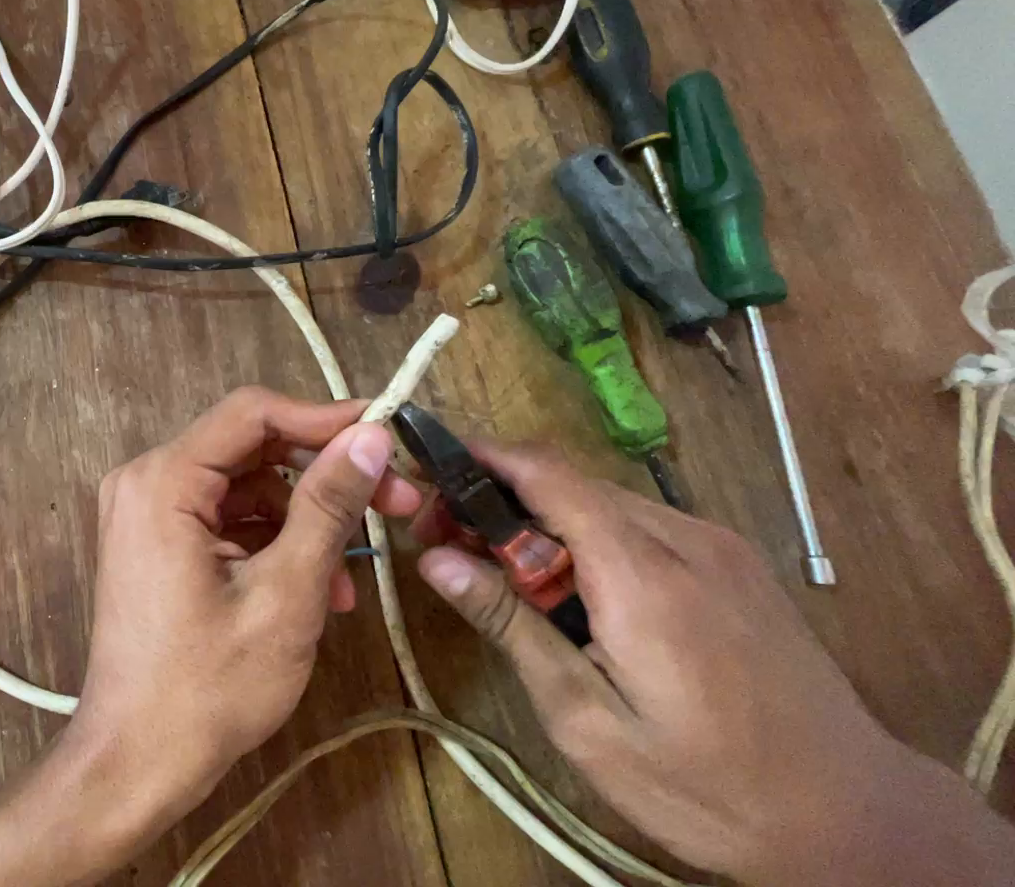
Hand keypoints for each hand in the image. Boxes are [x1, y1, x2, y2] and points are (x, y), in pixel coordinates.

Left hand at [64, 387, 421, 836]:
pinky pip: (224, 520)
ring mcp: (145, 512)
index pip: (252, 412)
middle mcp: (144, 480)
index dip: (324, 417)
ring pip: (243, 488)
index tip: (388, 434)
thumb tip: (370, 436)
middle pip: (248, 448)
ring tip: (350, 578)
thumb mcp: (286, 593)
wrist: (136, 757)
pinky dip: (270, 544)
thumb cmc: (209, 685)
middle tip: (395, 503)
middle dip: (321, 474)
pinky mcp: (156, 541)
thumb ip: (327, 506)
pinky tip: (315, 589)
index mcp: (162, 480)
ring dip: (302, 521)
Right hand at [413, 440, 1014, 886]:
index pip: (545, 473)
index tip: (425, 479)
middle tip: (447, 544)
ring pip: (600, 498)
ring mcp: (717, 547)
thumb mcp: (585, 718)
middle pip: (566, 481)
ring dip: (538, 518)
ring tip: (501, 572)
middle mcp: (682, 539)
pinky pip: (638, 522)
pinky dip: (584, 534)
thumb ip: (510, 625)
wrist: (857, 824)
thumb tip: (435, 559)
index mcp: (642, 573)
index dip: (478, 459)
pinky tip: (571, 588)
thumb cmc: (704, 784)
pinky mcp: (734, 563)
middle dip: (496, 496)